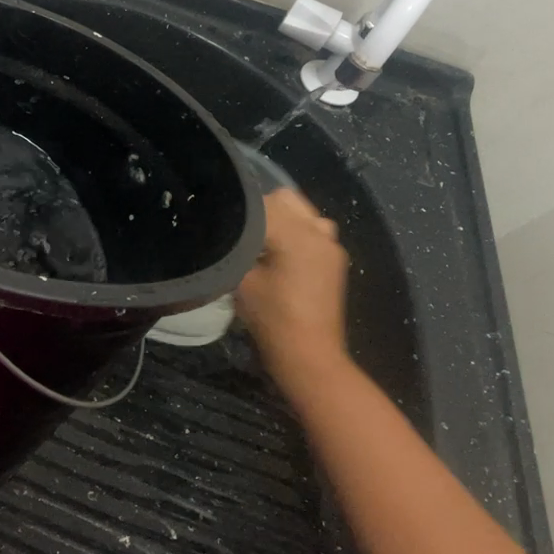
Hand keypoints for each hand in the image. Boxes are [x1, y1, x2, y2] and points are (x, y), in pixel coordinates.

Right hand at [235, 188, 349, 388]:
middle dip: (259, 208)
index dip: (234, 209)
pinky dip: (297, 229)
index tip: (218, 221)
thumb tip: (223, 225)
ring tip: (261, 238)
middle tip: (239, 231)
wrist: (310, 355)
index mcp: (295, 233)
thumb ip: (234, 243)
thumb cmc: (270, 317)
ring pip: (301, 209)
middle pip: (283, 198)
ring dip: (282, 216)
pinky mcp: (335, 258)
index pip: (258, 202)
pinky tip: (280, 250)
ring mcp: (331, 245)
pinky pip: (314, 228)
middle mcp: (318, 231)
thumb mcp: (240, 276)